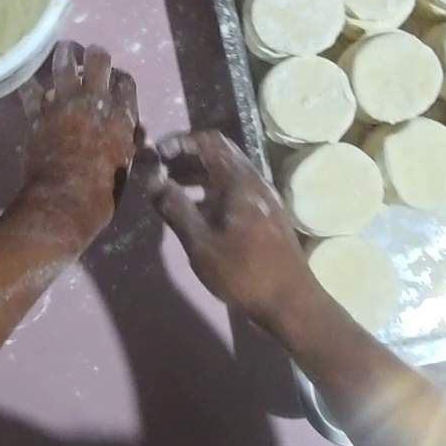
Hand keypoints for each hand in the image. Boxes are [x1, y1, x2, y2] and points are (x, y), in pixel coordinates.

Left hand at [17, 42, 138, 241]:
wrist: (64, 201)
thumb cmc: (102, 192)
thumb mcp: (125, 166)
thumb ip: (127, 141)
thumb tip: (134, 132)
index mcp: (121, 115)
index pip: (126, 83)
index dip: (122, 78)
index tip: (118, 79)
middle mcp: (94, 101)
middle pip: (98, 62)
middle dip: (96, 55)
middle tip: (92, 53)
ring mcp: (63, 104)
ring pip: (63, 64)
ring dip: (65, 54)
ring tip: (65, 50)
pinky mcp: (37, 113)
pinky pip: (31, 89)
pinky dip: (31, 83)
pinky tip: (30, 78)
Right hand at [147, 130, 315, 322]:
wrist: (291, 303)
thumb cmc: (244, 273)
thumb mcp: (201, 244)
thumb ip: (176, 208)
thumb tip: (154, 181)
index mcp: (240, 180)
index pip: (209, 141)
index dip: (180, 142)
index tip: (156, 156)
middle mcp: (255, 181)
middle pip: (219, 153)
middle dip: (187, 158)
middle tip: (161, 171)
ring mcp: (264, 198)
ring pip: (227, 173)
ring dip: (199, 175)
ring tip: (172, 192)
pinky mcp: (267, 215)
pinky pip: (235, 190)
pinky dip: (213, 191)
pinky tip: (197, 213)